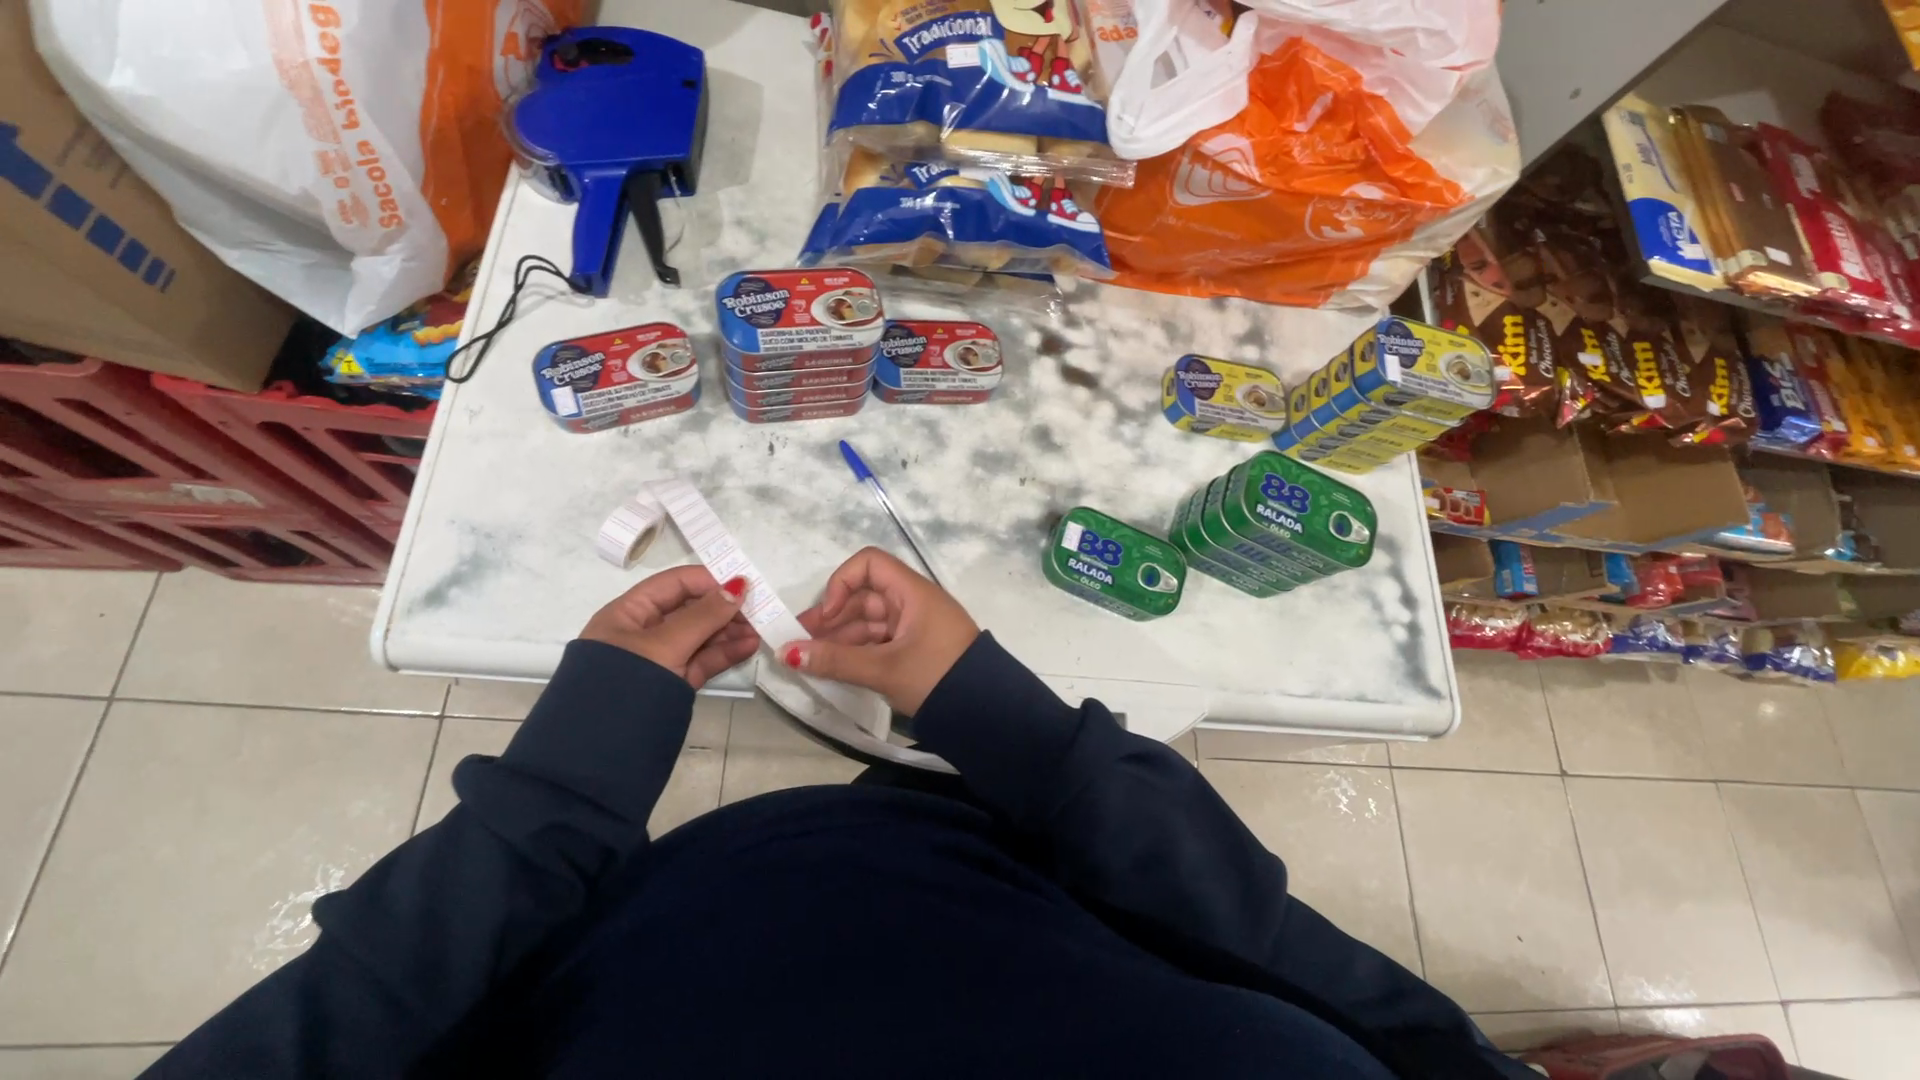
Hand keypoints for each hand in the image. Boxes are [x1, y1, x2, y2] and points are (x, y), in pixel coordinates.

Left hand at [580, 566, 756, 688]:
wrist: (603, 751)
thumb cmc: (628, 681)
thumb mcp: (665, 644)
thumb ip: (704, 615)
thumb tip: (739, 586)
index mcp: (628, 612)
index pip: (675, 584)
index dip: (709, 581)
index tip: (745, 586)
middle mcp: (643, 632)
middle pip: (691, 609)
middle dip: (724, 608)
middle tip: (759, 611)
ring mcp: (661, 659)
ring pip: (700, 636)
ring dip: (730, 631)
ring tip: (760, 631)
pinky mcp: (675, 682)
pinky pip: (703, 660)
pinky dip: (725, 653)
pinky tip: (749, 647)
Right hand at [783, 547, 978, 715]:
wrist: (986, 714)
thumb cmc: (936, 678)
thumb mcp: (884, 670)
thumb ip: (834, 660)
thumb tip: (785, 653)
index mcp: (913, 593)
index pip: (869, 564)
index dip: (842, 583)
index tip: (827, 616)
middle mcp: (913, 603)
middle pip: (864, 596)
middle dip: (831, 618)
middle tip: (799, 644)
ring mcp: (914, 627)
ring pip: (868, 622)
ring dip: (840, 638)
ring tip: (810, 661)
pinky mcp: (915, 650)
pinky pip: (878, 641)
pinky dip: (856, 652)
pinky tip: (833, 668)